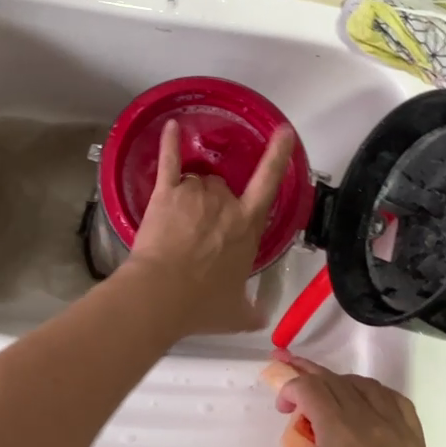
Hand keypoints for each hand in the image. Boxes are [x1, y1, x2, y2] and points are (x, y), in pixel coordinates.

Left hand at [123, 119, 295, 336]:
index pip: (268, 185)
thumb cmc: (201, 305)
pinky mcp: (166, 194)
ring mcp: (194, 195)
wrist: (161, 295)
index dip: (277, 157)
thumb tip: (261, 318)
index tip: (283, 133)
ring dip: (193, 194)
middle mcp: (224, 204)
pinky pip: (170, 162)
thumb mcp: (237, 314)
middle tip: (201, 232)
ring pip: (198, 181)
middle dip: (215, 204)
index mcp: (247, 227)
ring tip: (180, 221)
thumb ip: (252, 311)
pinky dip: (170, 144)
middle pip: (223, 188)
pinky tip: (171, 128)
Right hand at [274, 352, 440, 446]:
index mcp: (341, 434)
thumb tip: (321, 443)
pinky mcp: (415, 441)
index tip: (282, 402)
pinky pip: (395, 401)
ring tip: (328, 393)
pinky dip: (375, 394)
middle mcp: (371, 421)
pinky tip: (365, 402)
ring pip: (366, 385)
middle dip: (309, 375)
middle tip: (292, 378)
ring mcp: (398, 429)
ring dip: (341, 382)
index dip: (290, 386)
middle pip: (336, 381)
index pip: (312, 389)